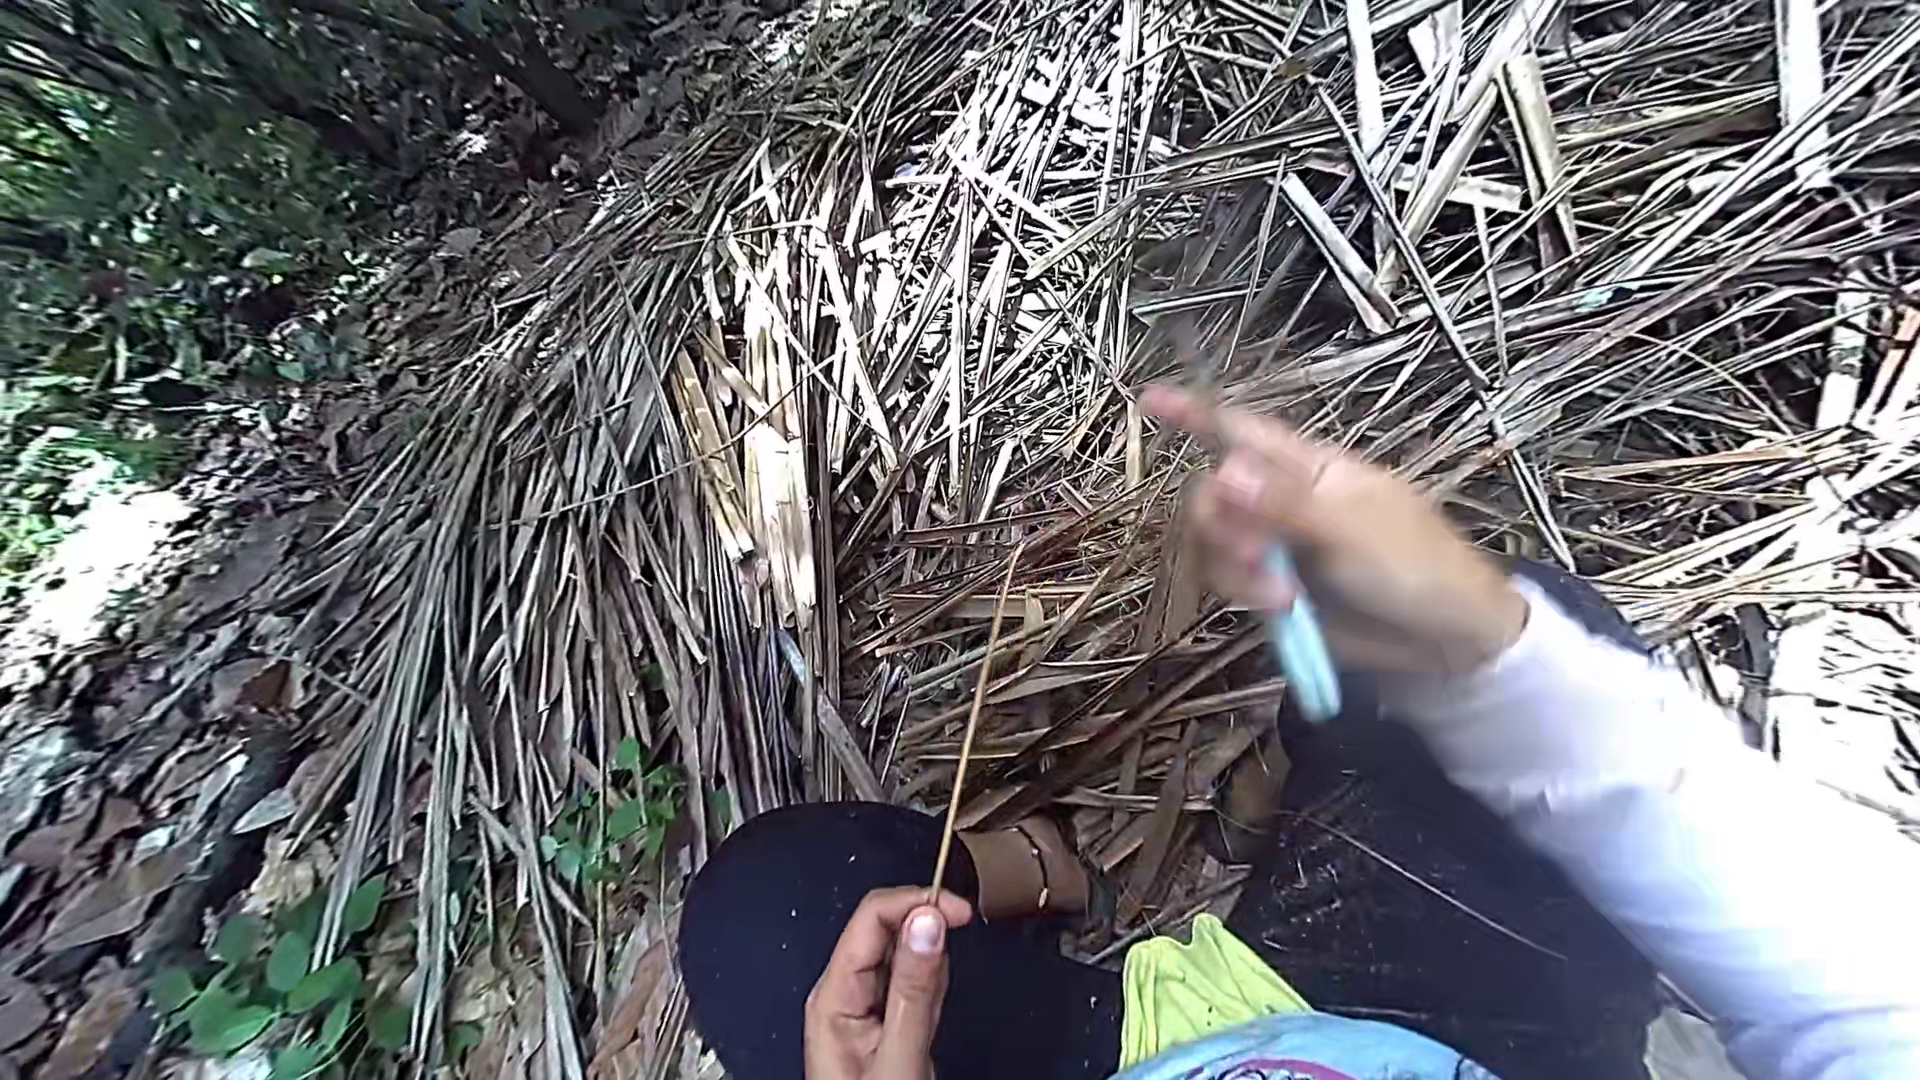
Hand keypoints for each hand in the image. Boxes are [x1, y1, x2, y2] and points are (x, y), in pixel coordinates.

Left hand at [804, 887, 973, 1079]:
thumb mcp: (899, 1063)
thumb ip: (915, 989)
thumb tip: (928, 919)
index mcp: (834, 995)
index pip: (872, 917)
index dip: (914, 901)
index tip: (956, 909)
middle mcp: (845, 992)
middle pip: (884, 926)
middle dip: (923, 922)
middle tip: (960, 929)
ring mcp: (864, 1005)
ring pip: (900, 948)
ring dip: (929, 953)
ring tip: (940, 986)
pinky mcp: (884, 1018)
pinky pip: (911, 977)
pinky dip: (930, 977)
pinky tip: (934, 999)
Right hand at [1142, 386, 1526, 674]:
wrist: (1441, 645)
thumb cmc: (1417, 568)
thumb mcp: (1355, 530)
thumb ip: (1285, 504)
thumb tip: (1221, 471)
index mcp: (1307, 469)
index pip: (1243, 432)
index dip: (1195, 414)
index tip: (1148, 401)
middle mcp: (1277, 501)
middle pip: (1213, 496)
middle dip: (1226, 528)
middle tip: (1258, 556)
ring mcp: (1268, 545)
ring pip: (1212, 543)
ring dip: (1237, 569)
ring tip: (1282, 595)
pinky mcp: (1262, 585)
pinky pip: (1223, 579)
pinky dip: (1243, 593)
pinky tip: (1281, 607)